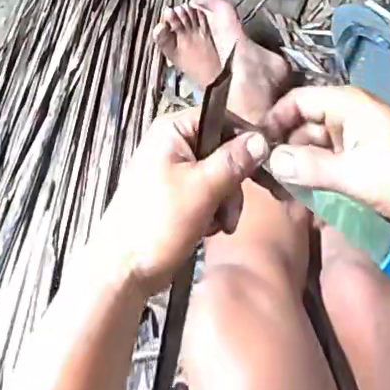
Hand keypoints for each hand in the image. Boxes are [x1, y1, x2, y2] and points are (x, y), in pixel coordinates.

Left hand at [91, 109, 267, 293]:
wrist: (122, 272)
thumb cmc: (155, 224)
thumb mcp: (202, 189)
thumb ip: (233, 161)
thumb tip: (262, 140)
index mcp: (173, 129)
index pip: (222, 118)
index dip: (245, 140)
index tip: (266, 163)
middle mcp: (174, 142)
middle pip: (224, 148)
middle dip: (233, 182)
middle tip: (230, 209)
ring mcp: (175, 167)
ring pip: (220, 173)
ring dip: (225, 201)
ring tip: (217, 225)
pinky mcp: (177, 192)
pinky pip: (209, 191)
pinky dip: (214, 210)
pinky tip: (207, 228)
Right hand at [263, 86, 389, 236]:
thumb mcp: (358, 177)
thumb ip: (312, 167)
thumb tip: (270, 159)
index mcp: (347, 104)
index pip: (296, 101)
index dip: (273, 122)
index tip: (255, 152)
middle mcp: (349, 113)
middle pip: (303, 126)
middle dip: (286, 154)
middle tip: (271, 190)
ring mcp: (359, 136)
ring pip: (317, 148)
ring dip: (302, 172)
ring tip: (290, 205)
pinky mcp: (367, 157)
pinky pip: (333, 163)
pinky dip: (320, 180)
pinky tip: (311, 206)